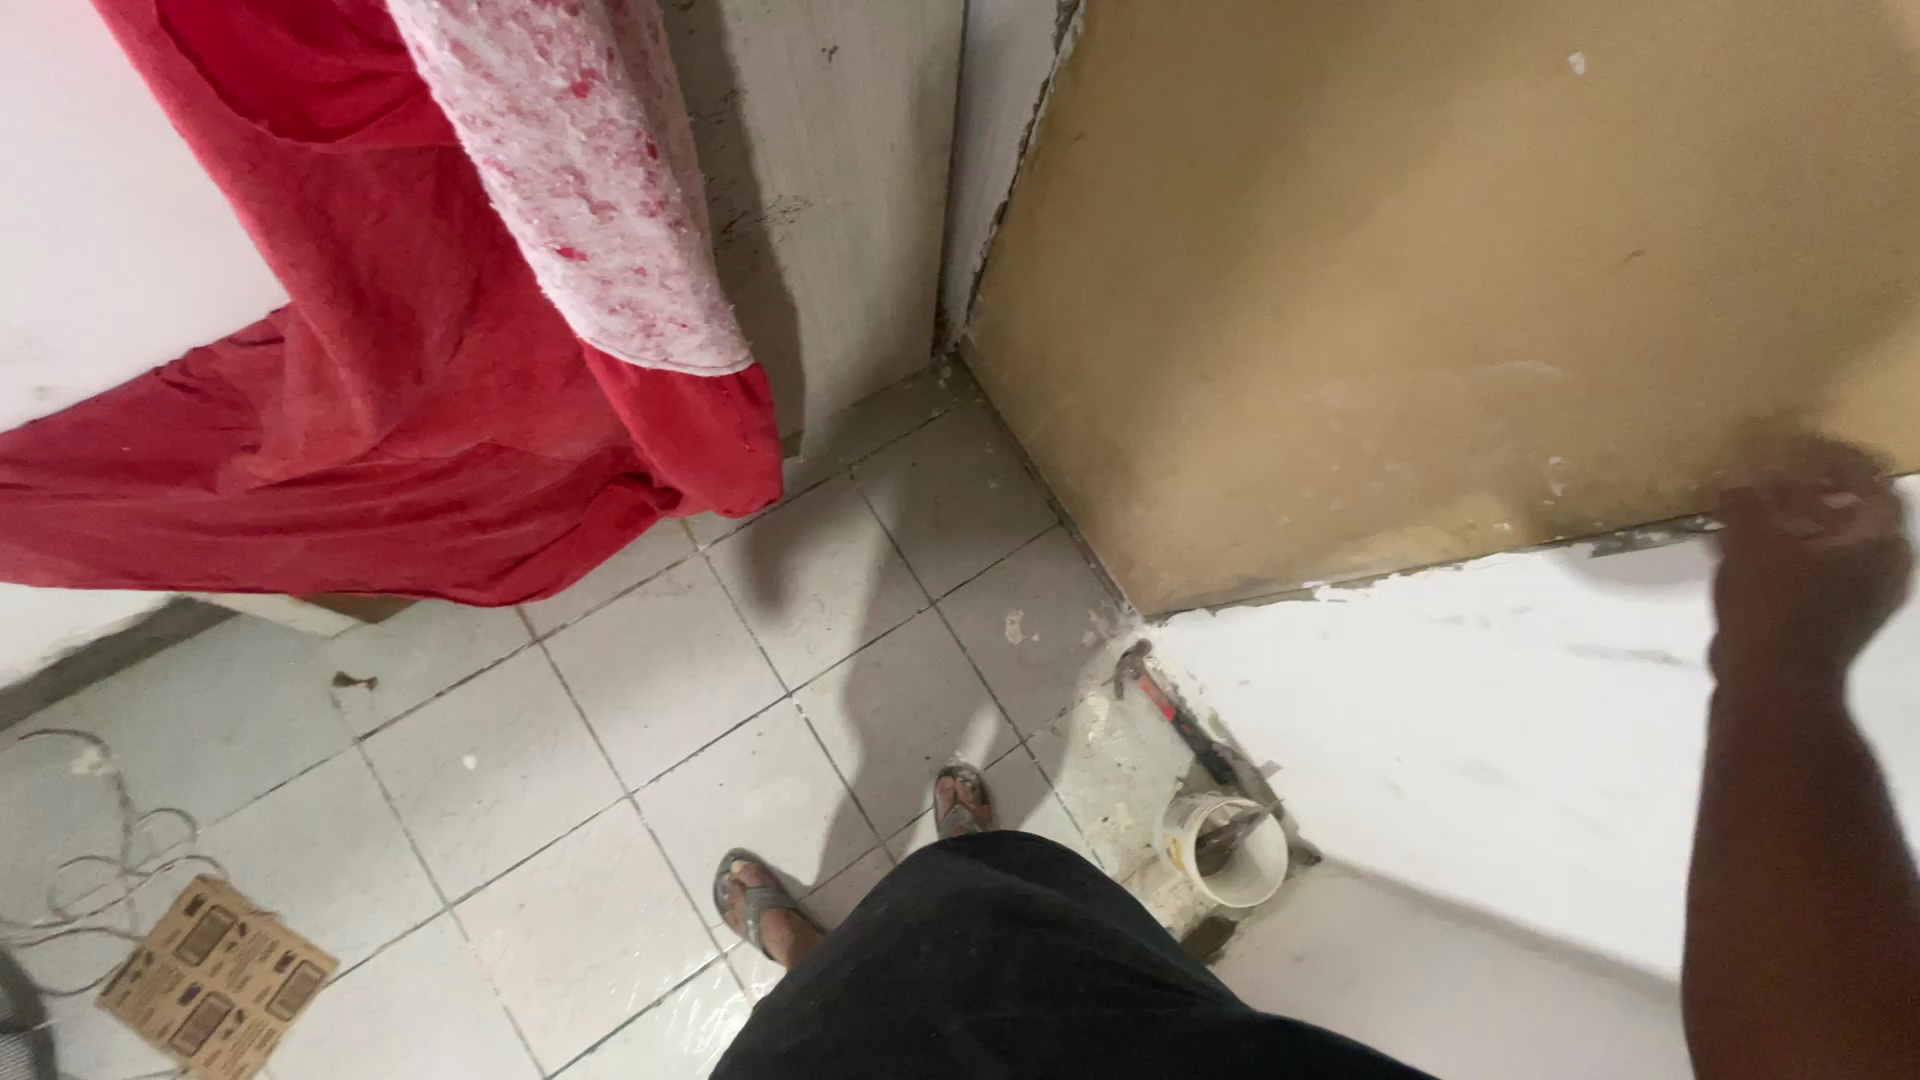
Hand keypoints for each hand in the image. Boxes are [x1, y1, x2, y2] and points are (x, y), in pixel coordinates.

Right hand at [1711, 441, 1912, 682]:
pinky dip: (1780, 556)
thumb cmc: (1775, 603)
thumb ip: (1747, 508)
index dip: (1842, 465)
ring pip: (1826, 548)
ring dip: (1790, 528)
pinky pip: (1808, 572)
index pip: (1872, 490)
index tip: (1808, 448)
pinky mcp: (1826, 617)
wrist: (1774, 675)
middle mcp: (1882, 567)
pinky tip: (1739, 554)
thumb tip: (1738, 480)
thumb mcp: (1752, 545)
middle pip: (1850, 520)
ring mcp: (1857, 596)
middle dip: (1809, 497)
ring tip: (1744, 515)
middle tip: (1770, 480)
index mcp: (1878, 544)